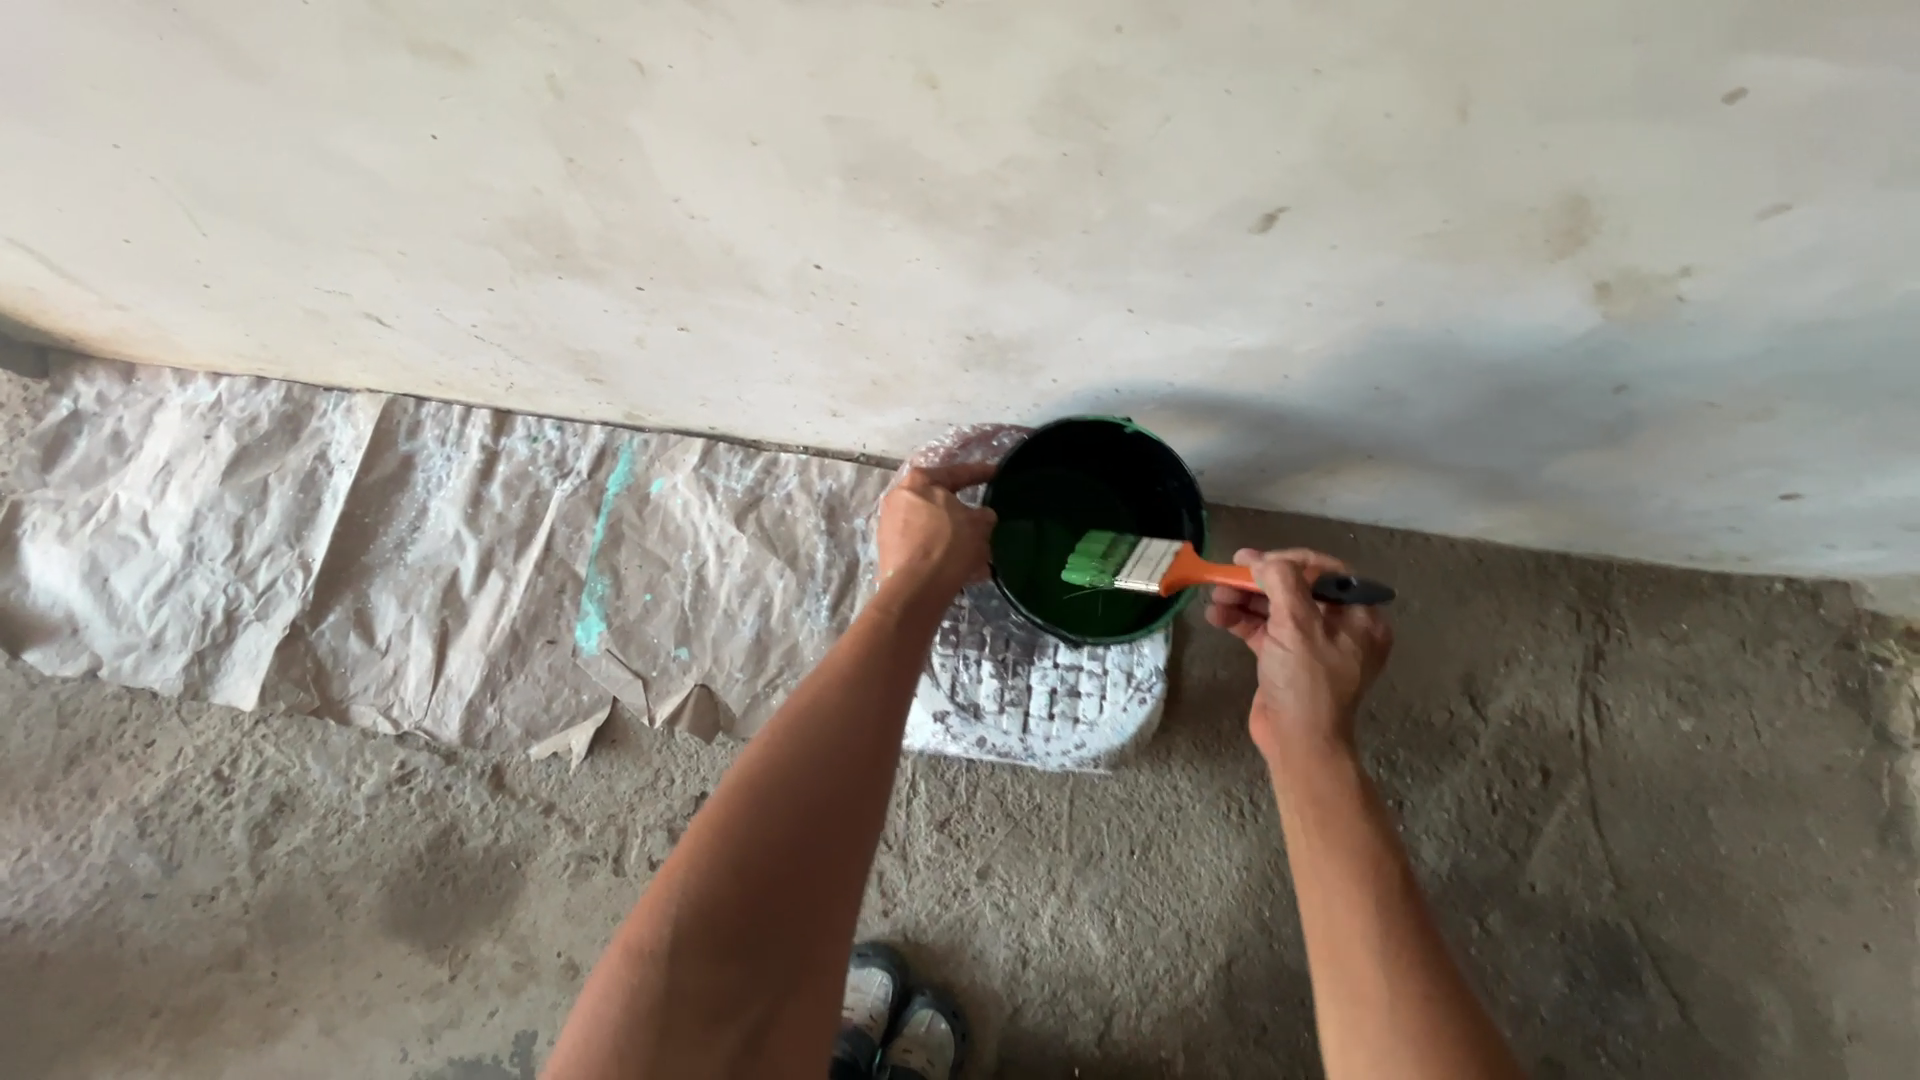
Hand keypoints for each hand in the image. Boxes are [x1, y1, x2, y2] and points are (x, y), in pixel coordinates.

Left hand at [876, 464, 997, 599]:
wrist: (916, 587)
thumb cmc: (948, 544)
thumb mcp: (978, 525)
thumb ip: (983, 515)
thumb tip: (982, 516)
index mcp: (919, 481)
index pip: (956, 472)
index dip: (980, 473)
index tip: (995, 473)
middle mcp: (899, 498)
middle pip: (941, 503)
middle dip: (964, 515)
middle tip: (983, 521)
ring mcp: (891, 525)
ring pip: (934, 528)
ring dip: (956, 539)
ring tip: (979, 554)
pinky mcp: (890, 550)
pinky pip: (925, 546)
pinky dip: (944, 553)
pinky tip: (964, 568)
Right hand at [1205, 548, 1392, 758]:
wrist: (1298, 742)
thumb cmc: (1306, 682)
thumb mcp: (1297, 626)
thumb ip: (1282, 583)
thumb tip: (1260, 560)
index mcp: (1359, 617)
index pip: (1327, 571)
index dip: (1289, 560)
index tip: (1254, 560)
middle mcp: (1339, 627)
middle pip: (1296, 588)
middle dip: (1259, 582)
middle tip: (1227, 576)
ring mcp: (1311, 644)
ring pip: (1276, 608)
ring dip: (1244, 600)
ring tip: (1215, 597)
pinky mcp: (1286, 659)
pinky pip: (1264, 630)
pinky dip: (1241, 621)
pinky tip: (1217, 616)